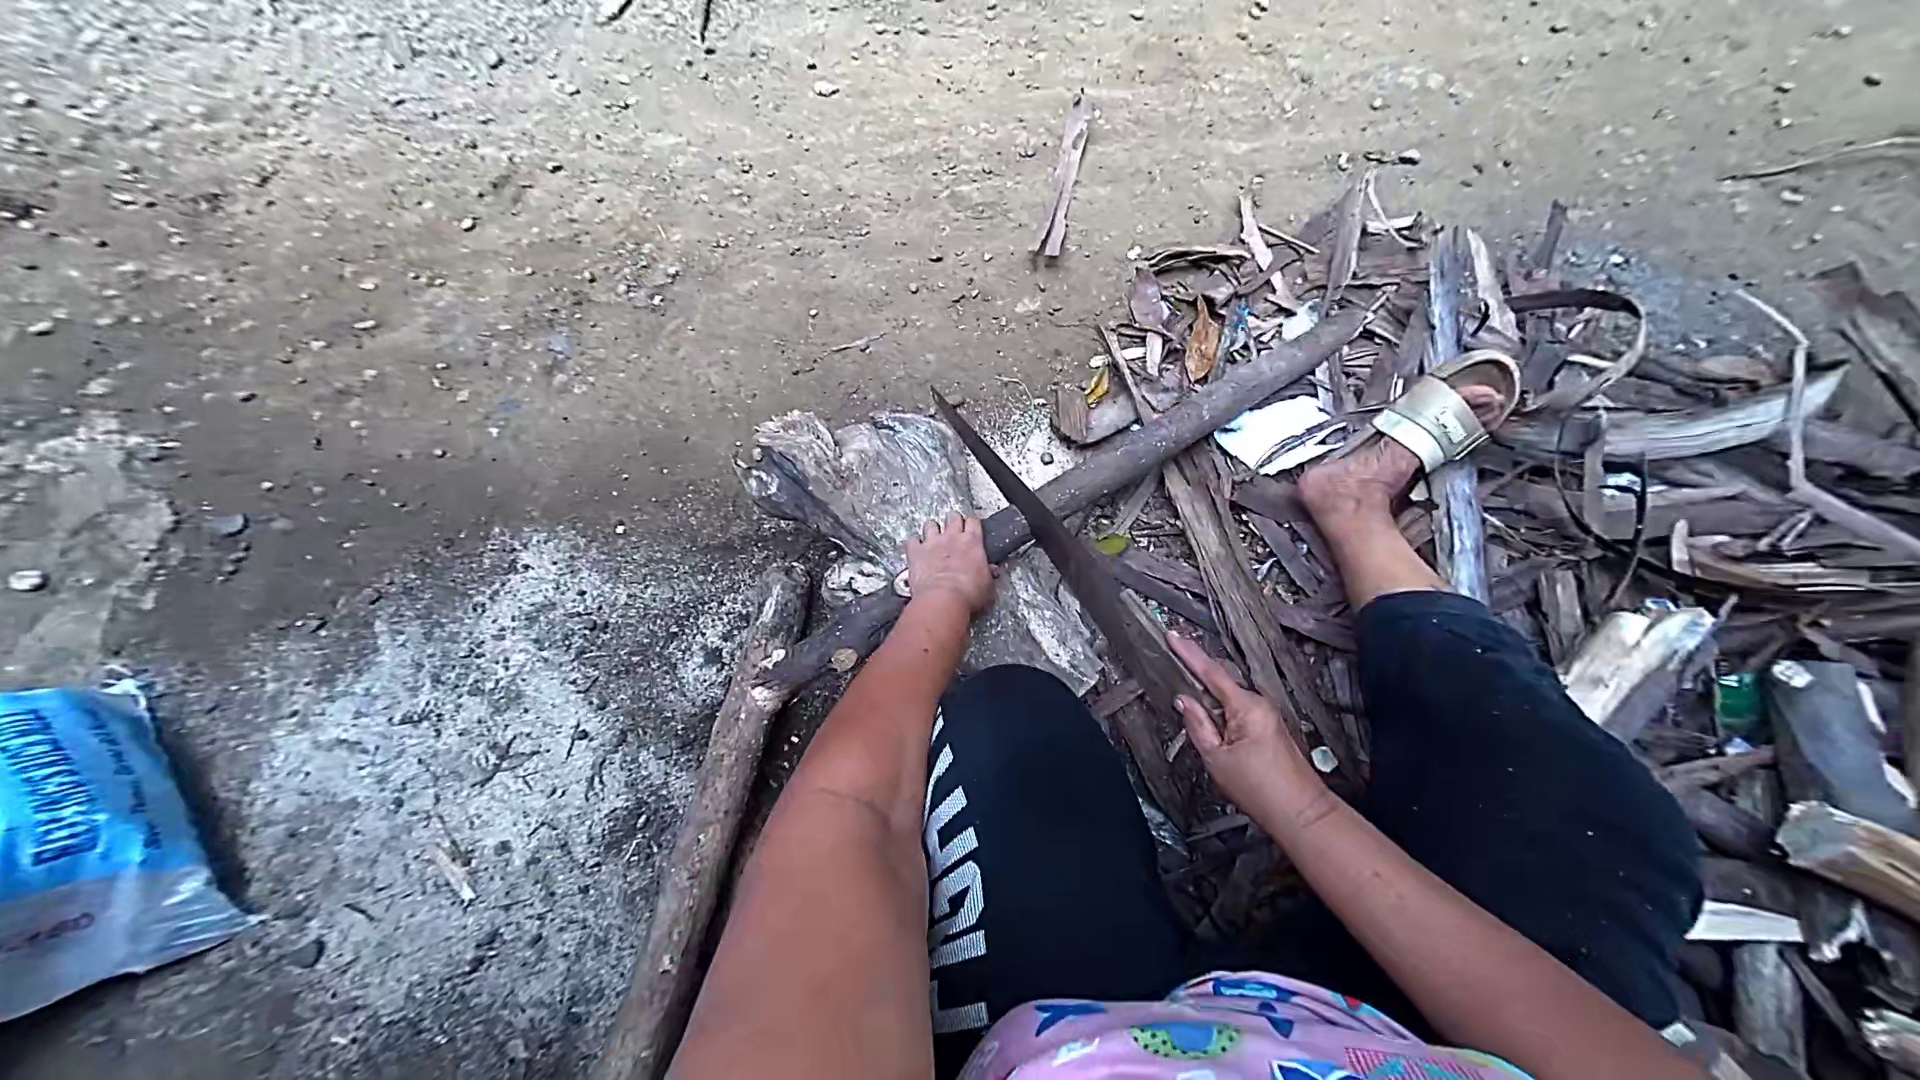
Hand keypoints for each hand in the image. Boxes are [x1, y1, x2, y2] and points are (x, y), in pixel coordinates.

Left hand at [905, 513, 994, 617]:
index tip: (971, 528)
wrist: (943, 599)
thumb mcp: (988, 585)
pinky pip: (911, 540)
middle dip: (952, 521)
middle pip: (952, 517)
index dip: (972, 524)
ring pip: (930, 524)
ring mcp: (932, 543)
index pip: (973, 522)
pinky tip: (915, 548)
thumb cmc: (968, 594)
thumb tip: (991, 570)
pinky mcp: (915, 552)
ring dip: (932, 529)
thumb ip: (988, 573)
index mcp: (972, 542)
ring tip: (933, 537)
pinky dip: (913, 543)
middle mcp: (952, 537)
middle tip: (953, 530)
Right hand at [1168, 631, 1331, 827]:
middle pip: (1219, 684)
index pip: (1211, 672)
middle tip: (1180, 692)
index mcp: (1246, 707)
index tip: (1173, 636)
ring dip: (1211, 709)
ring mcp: (1266, 714)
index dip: (1189, 652)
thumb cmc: (1262, 790)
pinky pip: (1238, 711)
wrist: (1300, 813)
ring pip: (1227, 700)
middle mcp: (1260, 704)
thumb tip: (1185, 701)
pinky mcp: (1268, 725)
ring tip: (1206, 734)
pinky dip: (1223, 717)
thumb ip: (1197, 724)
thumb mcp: (1216, 758)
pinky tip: (1219, 736)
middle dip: (1197, 686)